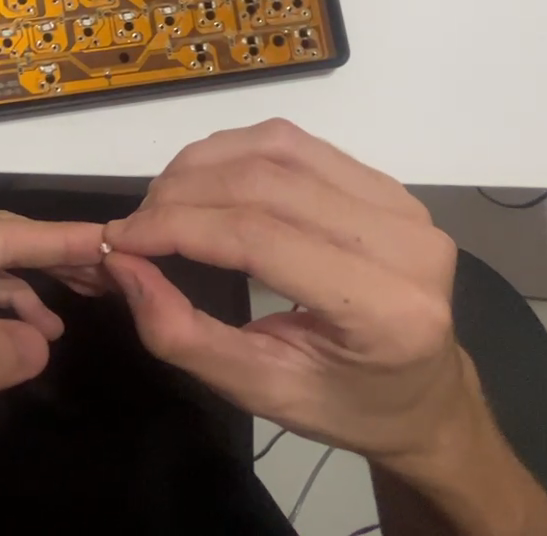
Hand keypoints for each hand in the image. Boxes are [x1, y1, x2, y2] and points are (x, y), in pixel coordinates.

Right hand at [101, 120, 481, 471]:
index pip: (256, 237)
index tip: (118, 239)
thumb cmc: (346, 404)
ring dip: (199, 165)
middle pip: (261, 182)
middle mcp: (405, 242)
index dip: (175, 227)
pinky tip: (204, 181)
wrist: (427, 396)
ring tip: (163, 201)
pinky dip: (229, 152)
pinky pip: (289, 142)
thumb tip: (120, 263)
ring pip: (271, 147)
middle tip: (136, 225)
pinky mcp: (383, 182)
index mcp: (386, 309)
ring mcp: (400, 203)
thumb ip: (182, 334)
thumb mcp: (259, 391)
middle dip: (178, 195)